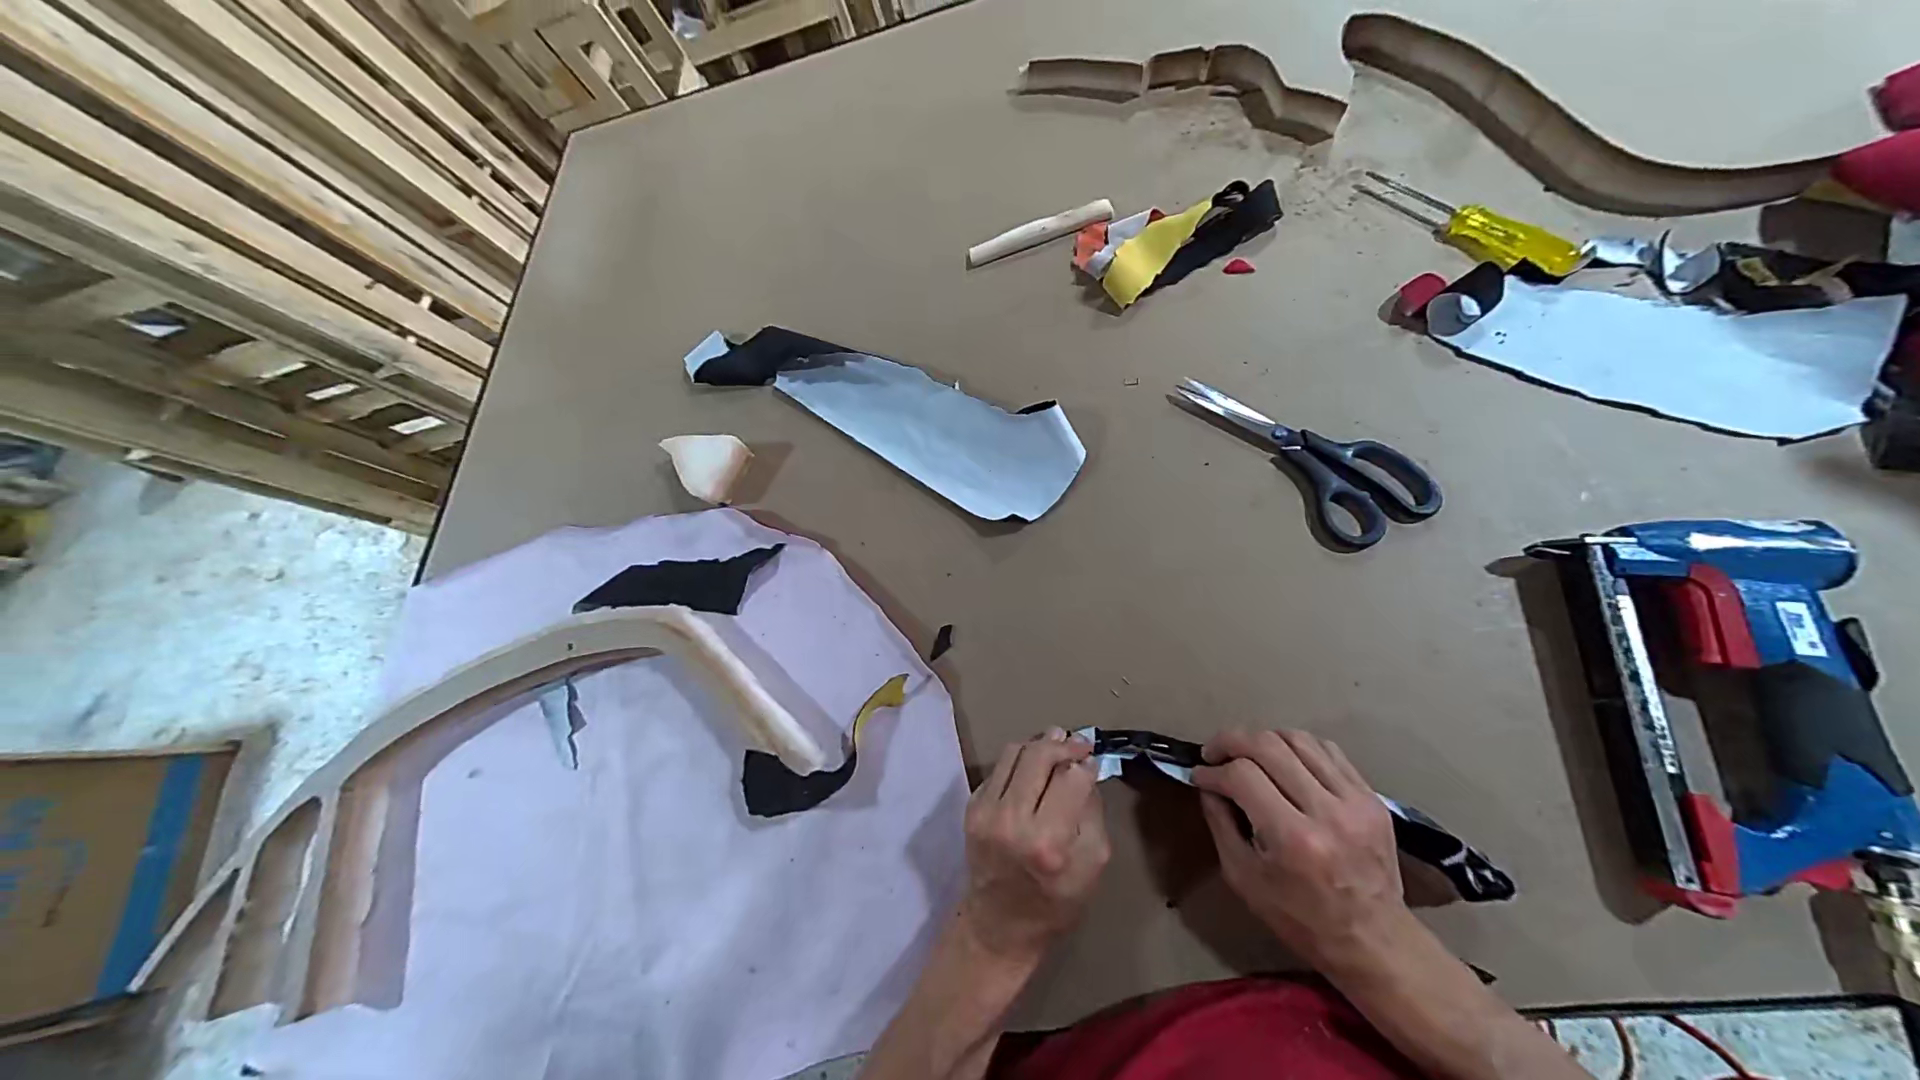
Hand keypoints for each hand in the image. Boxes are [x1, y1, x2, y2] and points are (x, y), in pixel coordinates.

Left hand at [956, 728, 1109, 965]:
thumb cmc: (1054, 902)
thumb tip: (1086, 771)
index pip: (1070, 779)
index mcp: (1047, 842)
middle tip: (1078, 743)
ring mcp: (985, 812)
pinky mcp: (971, 807)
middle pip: (1038, 755)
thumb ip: (1092, 813)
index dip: (1085, 764)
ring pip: (1014, 752)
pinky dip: (1019, 763)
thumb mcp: (1093, 865)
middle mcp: (1011, 821)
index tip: (1092, 761)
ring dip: (1038, 745)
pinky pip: (999, 768)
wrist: (999, 926)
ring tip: (1056, 745)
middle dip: (1063, 744)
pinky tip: (1033, 770)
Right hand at [1192, 729, 1409, 971]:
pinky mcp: (1371, 797)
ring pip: (1298, 738)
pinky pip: (1327, 749)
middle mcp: (1327, 811)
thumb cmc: (1299, 917)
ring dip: (1263, 739)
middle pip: (1268, 745)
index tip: (1198, 775)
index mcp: (1293, 838)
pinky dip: (1296, 747)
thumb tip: (1207, 784)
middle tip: (1213, 754)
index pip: (1242, 775)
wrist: (1374, 941)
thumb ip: (1220, 823)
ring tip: (1247, 754)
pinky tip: (1283, 761)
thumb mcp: (1243, 877)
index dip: (1212, 770)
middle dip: (1230, 741)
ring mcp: (1355, 800)